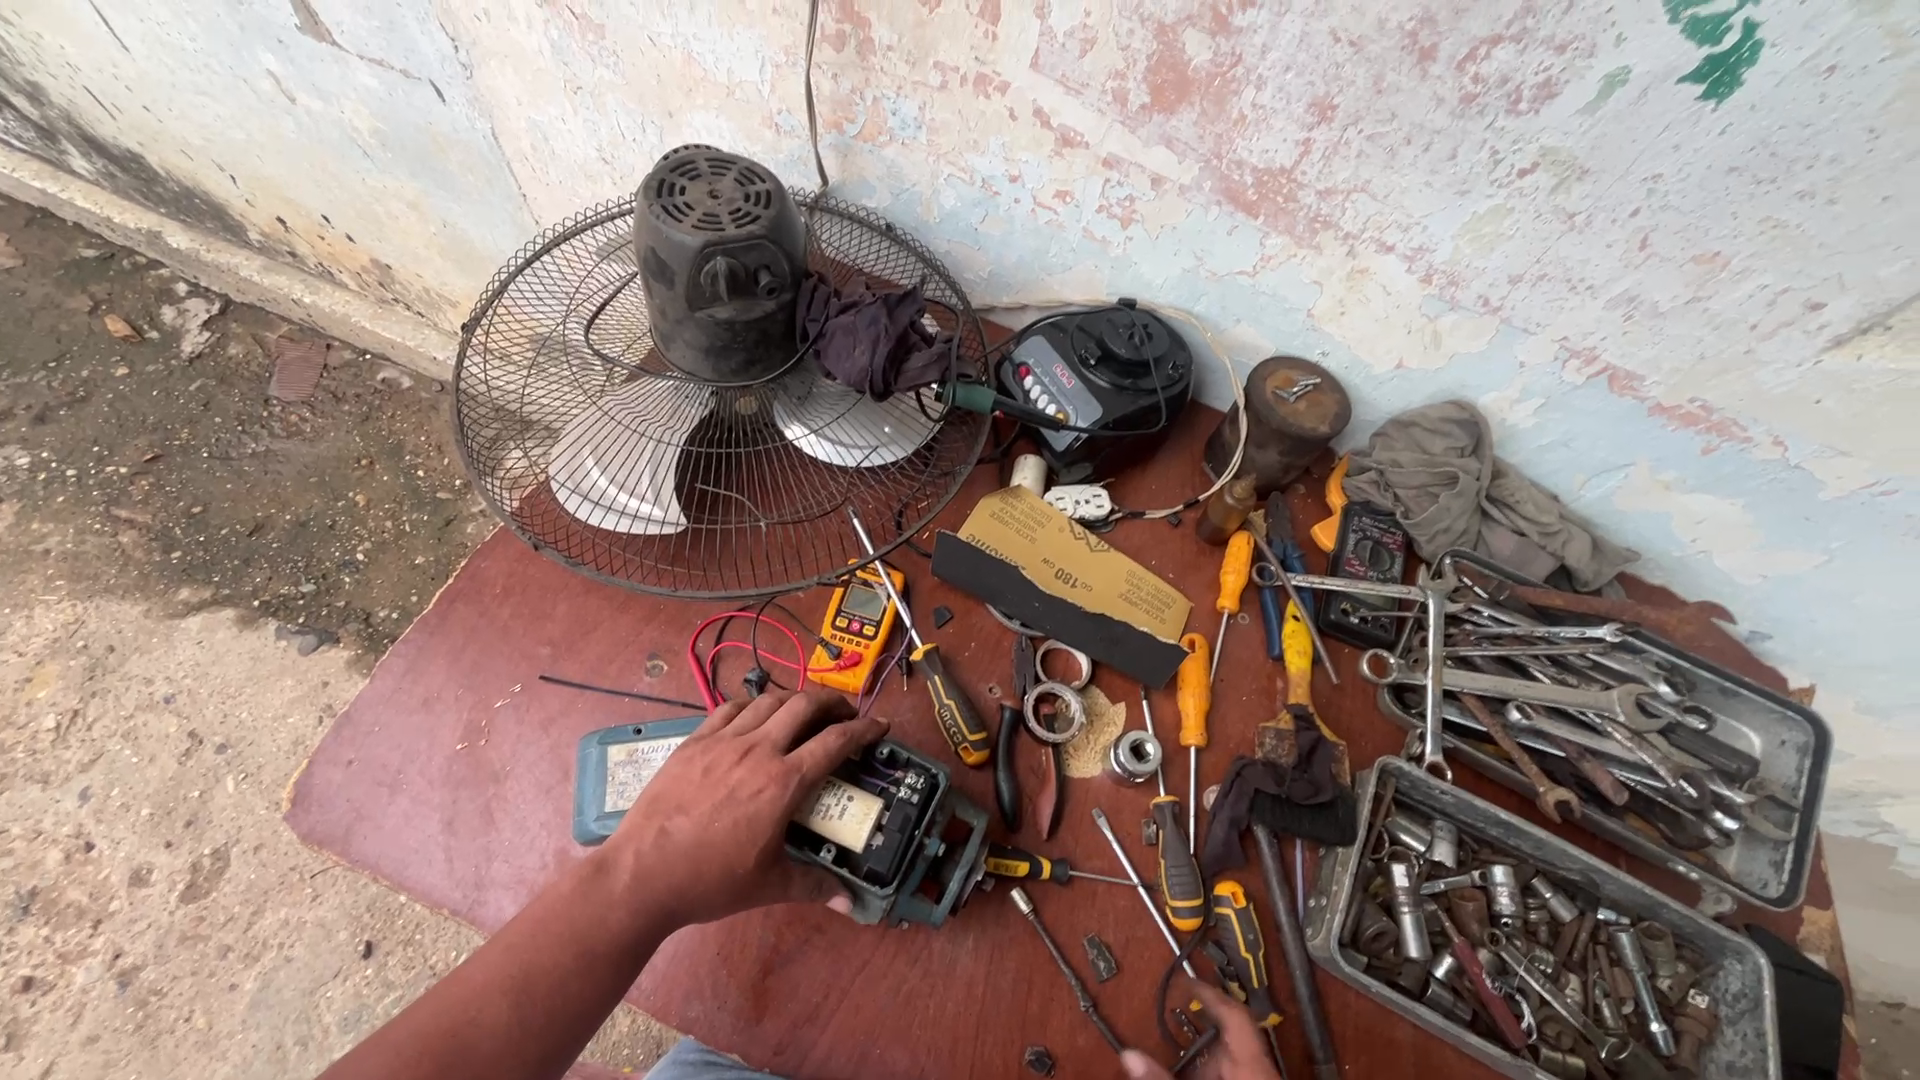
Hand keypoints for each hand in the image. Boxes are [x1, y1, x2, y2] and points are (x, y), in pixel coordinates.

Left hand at [603, 690, 887, 928]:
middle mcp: (758, 750)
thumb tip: (850, 904)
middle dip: (833, 702)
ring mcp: (723, 741)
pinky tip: (756, 715)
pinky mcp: (694, 741)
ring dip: (795, 699)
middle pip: (805, 705)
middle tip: (844, 714)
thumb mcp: (769, 885)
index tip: (879, 725)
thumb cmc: (710, 881)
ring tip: (804, 711)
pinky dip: (754, 704)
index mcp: (784, 782)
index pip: (836, 741)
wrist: (641, 874)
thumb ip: (814, 886)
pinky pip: (731, 708)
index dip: (864, 729)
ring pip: (769, 699)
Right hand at [1120, 983, 1281, 1079]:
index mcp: (1252, 1066)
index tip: (1183, 982)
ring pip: (1232, 1068)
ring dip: (1204, 1069)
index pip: (1234, 1014)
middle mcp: (1261, 1073)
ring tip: (1180, 1073)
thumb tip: (1129, 1056)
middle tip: (1170, 1046)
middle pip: (1229, 1043)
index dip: (1209, 993)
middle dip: (1196, 1045)